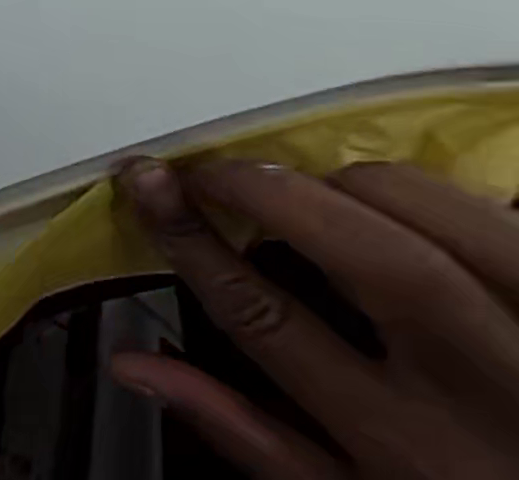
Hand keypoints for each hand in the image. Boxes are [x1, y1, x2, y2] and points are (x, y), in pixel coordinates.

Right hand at [114, 158, 518, 478]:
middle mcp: (494, 390)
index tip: (147, 182)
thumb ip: (247, 433)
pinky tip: (400, 199)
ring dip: (361, 182)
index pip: (264, 317)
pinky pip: (511, 217)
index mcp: (408, 442)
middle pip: (385, 262)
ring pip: (458, 224)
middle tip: (218, 170)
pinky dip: (447, 195)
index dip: (191, 238)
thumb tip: (130, 365)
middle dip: (276, 191)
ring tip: (310, 183)